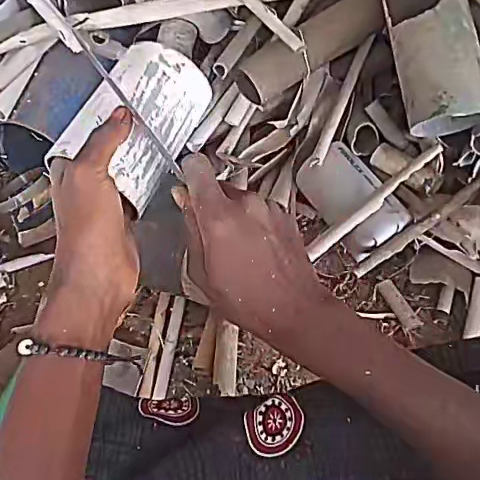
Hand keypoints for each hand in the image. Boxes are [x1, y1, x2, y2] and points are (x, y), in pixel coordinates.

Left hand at [40, 107, 139, 347]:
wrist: (101, 277)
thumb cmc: (84, 236)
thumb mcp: (88, 174)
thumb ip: (103, 142)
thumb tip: (119, 117)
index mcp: (67, 172)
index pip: (83, 134)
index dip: (100, 117)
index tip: (121, 101)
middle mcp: (85, 185)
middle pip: (107, 149)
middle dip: (124, 134)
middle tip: (145, 115)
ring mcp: (106, 201)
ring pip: (125, 169)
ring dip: (139, 156)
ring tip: (157, 135)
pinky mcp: (126, 216)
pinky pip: (139, 190)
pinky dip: (149, 179)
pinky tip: (160, 170)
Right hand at [173, 153, 346, 359]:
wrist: (294, 310)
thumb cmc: (251, 300)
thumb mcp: (203, 273)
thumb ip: (191, 230)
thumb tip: (185, 205)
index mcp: (219, 217)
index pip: (197, 169)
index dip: (188, 173)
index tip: (185, 181)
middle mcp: (246, 204)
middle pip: (219, 187)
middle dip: (211, 206)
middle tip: (209, 236)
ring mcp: (268, 208)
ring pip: (240, 200)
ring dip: (234, 217)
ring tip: (235, 250)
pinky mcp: (284, 215)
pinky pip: (259, 210)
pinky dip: (253, 223)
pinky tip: (253, 251)